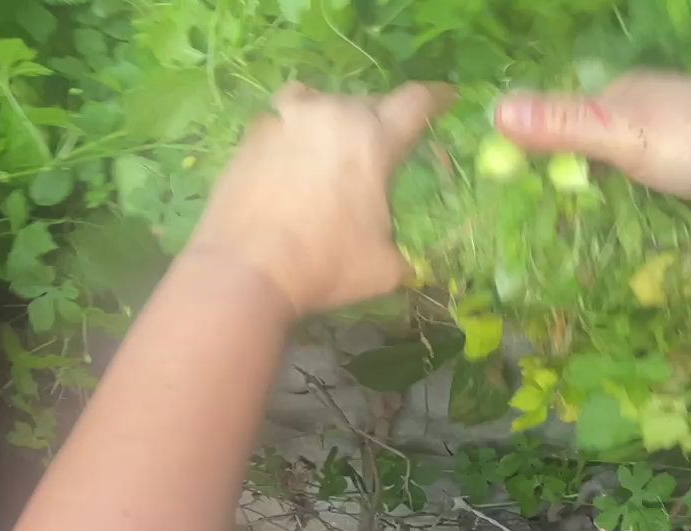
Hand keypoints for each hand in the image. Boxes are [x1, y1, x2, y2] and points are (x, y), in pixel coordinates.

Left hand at [185, 81, 452, 316]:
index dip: (436, 99)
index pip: (415, 103)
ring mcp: (284, 121)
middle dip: (379, 122)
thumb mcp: (383, 271)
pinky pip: (281, 125)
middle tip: (381, 147)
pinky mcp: (250, 138)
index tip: (445, 99)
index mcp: (372, 139)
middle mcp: (329, 115)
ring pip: (317, 102)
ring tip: (329, 144)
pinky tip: (290, 167)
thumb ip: (404, 256)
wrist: (246, 270)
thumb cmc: (324, 267)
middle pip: (366, 102)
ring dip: (330, 118)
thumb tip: (410, 264)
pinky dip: (293, 139)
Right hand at [493, 72, 690, 214]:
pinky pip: (654, 177)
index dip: (544, 149)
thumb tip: (496, 111)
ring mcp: (684, 132)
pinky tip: (636, 216)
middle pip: (599, 139)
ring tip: (590, 222)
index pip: (572, 115)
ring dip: (606, 186)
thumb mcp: (623, 137)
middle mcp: (657, 103)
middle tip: (554, 216)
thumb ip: (564, 128)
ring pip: (627, 159)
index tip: (524, 190)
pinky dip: (636, 195)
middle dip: (575, 171)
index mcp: (633, 89)